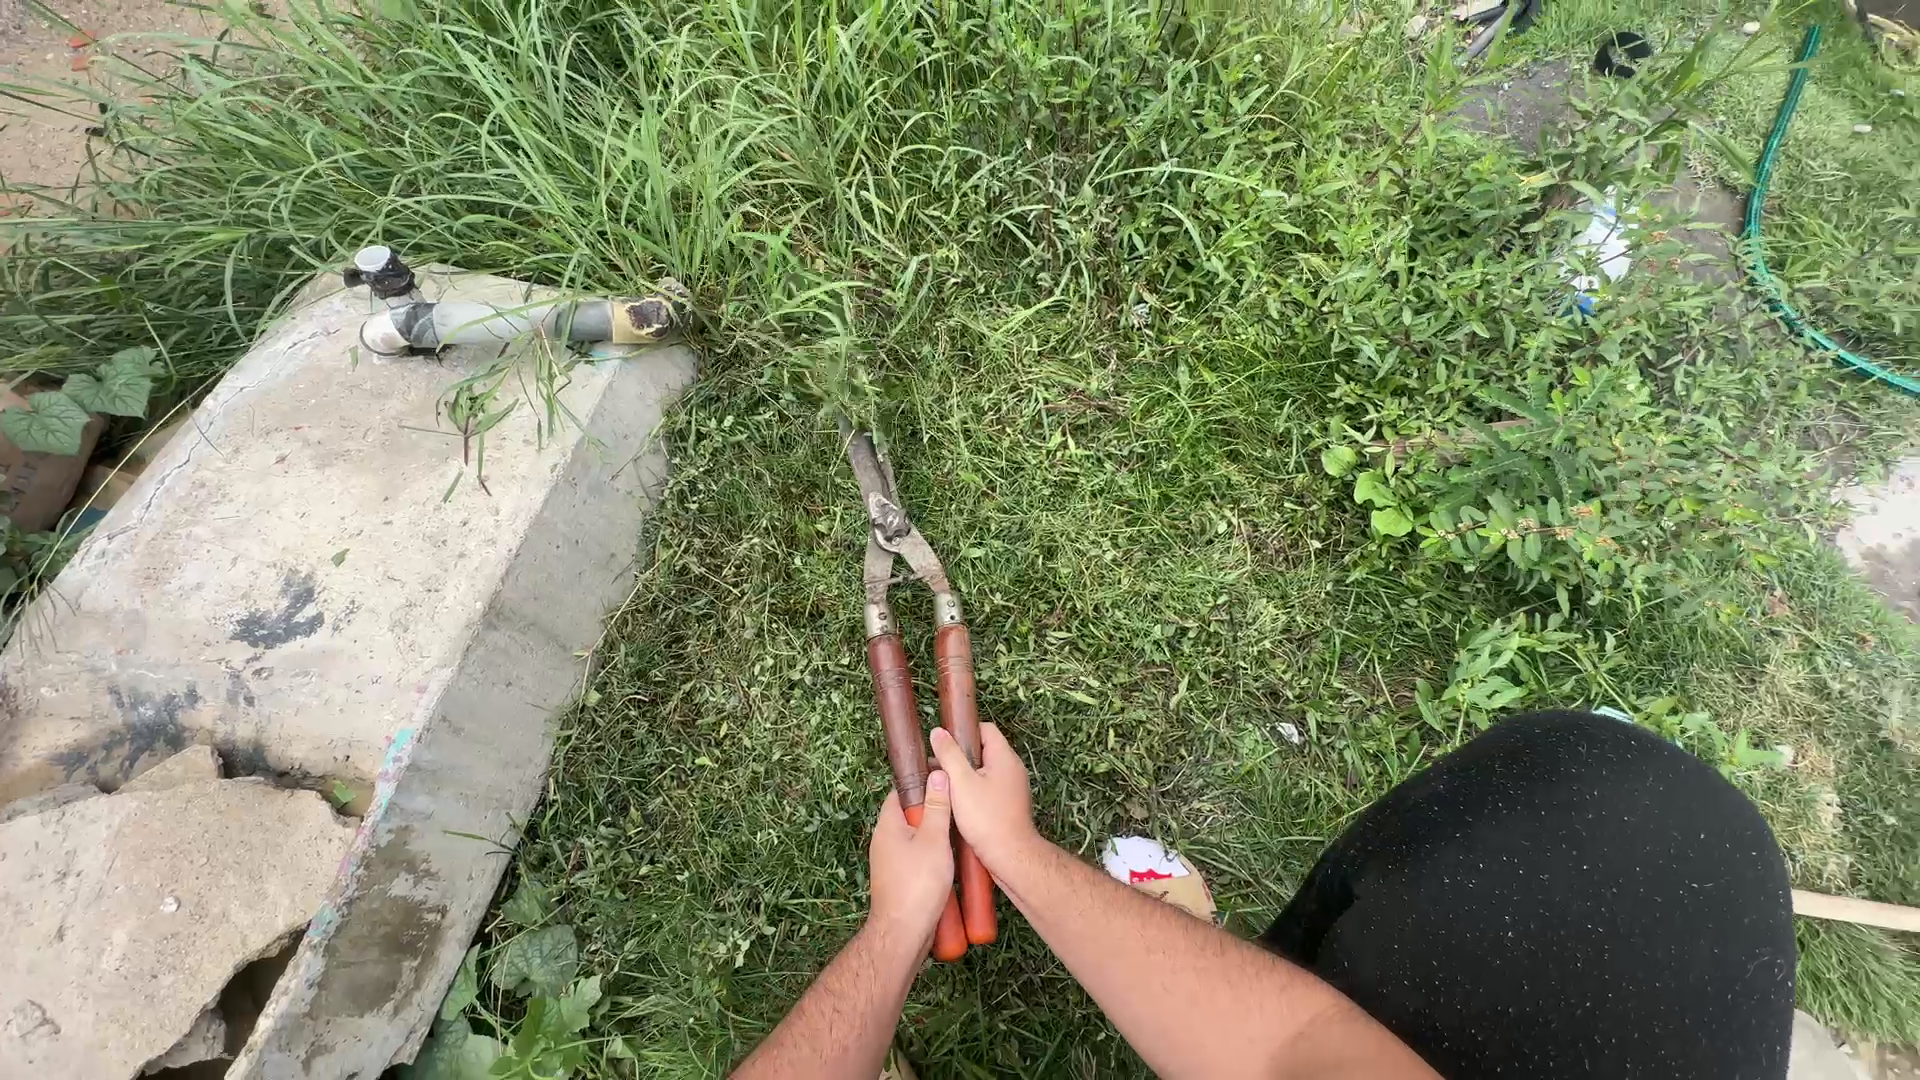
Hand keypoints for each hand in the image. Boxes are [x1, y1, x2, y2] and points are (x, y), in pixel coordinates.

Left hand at [866, 771, 955, 947]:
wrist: (903, 935)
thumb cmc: (918, 884)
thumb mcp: (934, 839)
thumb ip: (937, 806)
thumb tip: (937, 773)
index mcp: (888, 824)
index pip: (902, 790)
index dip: (922, 781)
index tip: (946, 778)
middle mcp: (885, 840)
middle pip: (911, 814)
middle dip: (934, 809)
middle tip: (959, 806)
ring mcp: (891, 862)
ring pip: (916, 837)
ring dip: (937, 835)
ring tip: (961, 831)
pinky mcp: (899, 880)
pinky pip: (917, 857)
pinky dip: (934, 854)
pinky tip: (953, 859)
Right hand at [929, 723, 1037, 872]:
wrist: (1010, 856)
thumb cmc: (987, 819)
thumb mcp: (961, 782)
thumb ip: (949, 755)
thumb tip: (938, 733)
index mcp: (1004, 757)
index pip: (985, 729)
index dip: (964, 731)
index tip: (945, 744)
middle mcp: (1012, 768)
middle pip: (983, 750)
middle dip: (960, 756)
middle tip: (940, 767)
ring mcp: (1013, 787)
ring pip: (984, 771)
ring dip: (965, 776)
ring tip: (944, 786)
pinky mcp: (1009, 804)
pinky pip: (989, 788)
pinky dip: (973, 791)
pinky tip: (957, 803)